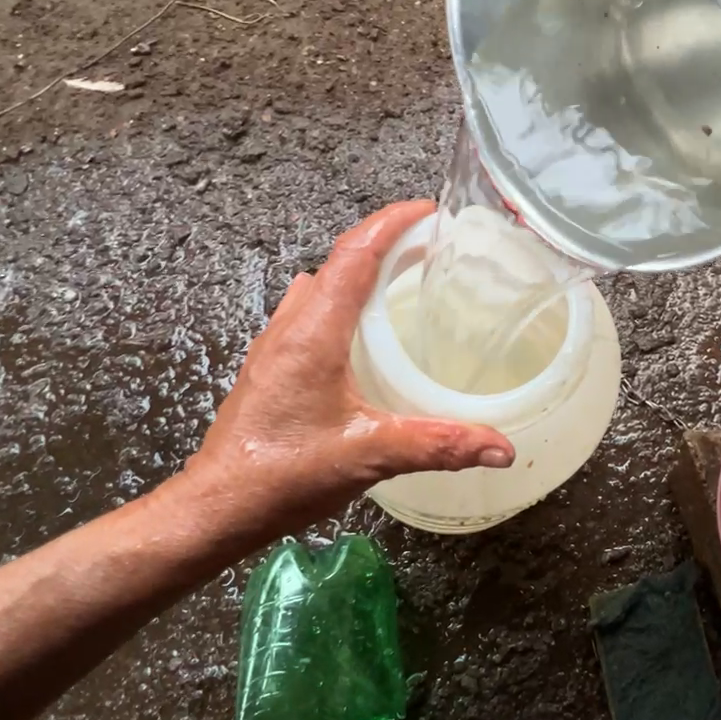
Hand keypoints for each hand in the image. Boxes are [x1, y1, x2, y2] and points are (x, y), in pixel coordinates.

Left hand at [180, 201, 514, 537]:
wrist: (216, 509)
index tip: (431, 211)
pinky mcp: (273, 365)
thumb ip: (439, 446)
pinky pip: (312, 310)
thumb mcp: (369, 456)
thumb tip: (503, 448)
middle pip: (339, 261)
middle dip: (386, 242)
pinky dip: (345, 298)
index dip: (392, 224)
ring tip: (406, 278)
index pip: (354, 255)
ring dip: (362, 269)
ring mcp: (276, 345)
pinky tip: (367, 331)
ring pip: (322, 284)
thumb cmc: (283, 476)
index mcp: (314, 333)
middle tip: (434, 246)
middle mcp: (291, 327)